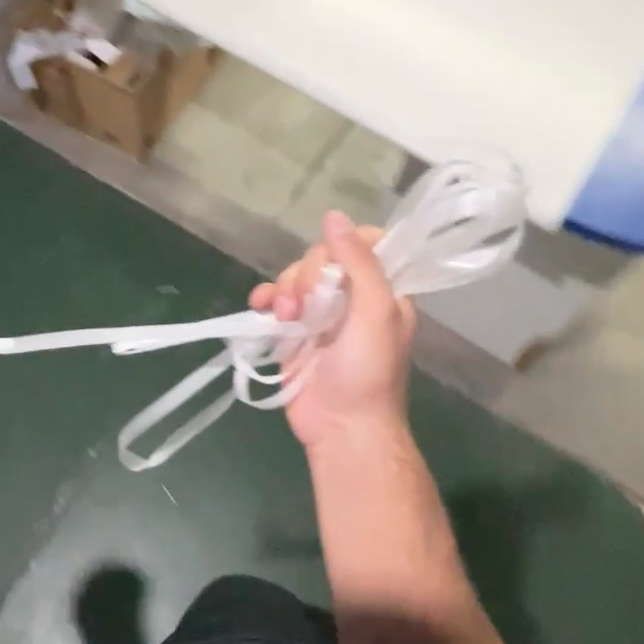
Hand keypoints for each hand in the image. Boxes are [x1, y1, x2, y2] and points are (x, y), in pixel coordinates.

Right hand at [250, 211, 413, 449]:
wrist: (342, 428)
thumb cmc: (368, 373)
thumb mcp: (376, 313)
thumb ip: (360, 263)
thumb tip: (333, 215)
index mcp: (382, 291)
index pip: (363, 245)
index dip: (343, 247)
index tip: (333, 269)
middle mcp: (352, 299)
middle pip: (323, 259)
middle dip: (307, 275)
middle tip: (304, 304)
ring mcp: (320, 317)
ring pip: (296, 278)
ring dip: (285, 289)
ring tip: (284, 316)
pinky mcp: (293, 334)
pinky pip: (276, 303)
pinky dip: (266, 300)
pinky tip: (261, 309)